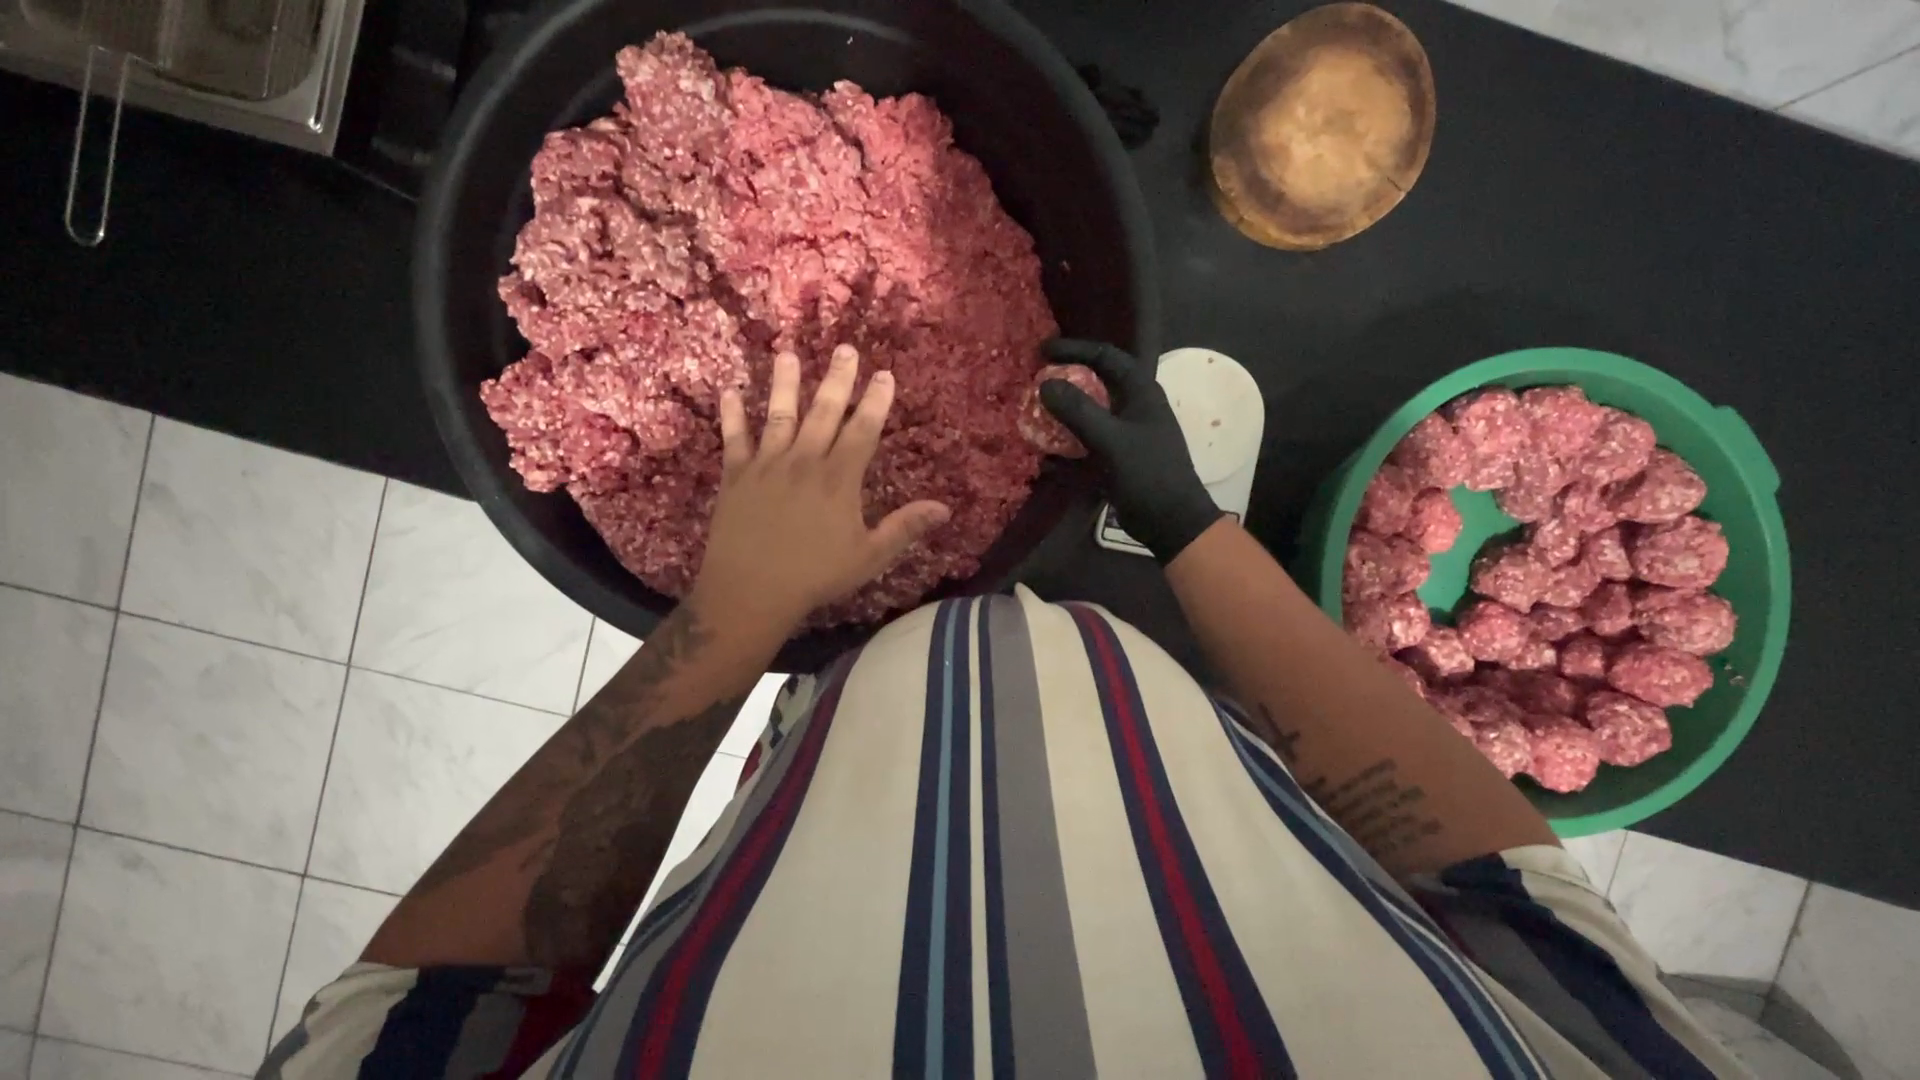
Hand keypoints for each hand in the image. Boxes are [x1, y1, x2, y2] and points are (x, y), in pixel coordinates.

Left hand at [692, 345, 950, 631]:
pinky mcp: (735, 475)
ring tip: (787, 354)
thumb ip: (904, 528)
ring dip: (783, 383)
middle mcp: (804, 461)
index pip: (863, 430)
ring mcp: (766, 465)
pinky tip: (730, 391)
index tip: (884, 374)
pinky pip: (734, 438)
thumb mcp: (869, 557)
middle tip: (845, 349)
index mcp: (839, 479)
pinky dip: (732, 414)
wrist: (750, 589)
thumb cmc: (815, 576)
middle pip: (824, 411)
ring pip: (779, 414)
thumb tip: (944, 508)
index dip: (875, 401)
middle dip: (837, 379)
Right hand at [1039, 338, 1222, 562]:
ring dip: (1062, 414)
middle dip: (1065, 380)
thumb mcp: (1111, 440)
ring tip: (1033, 415)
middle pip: (1096, 382)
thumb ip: (1078, 411)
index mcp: (1141, 392)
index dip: (1074, 349)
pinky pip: (1086, 442)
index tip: (1042, 352)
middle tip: (1034, 380)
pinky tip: (1045, 456)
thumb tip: (1044, 383)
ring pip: (1089, 413)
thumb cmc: (1148, 474)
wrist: (1171, 521)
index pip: (1106, 356)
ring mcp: (1125, 433)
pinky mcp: (1117, 457)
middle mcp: (1134, 406)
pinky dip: (1066, 445)